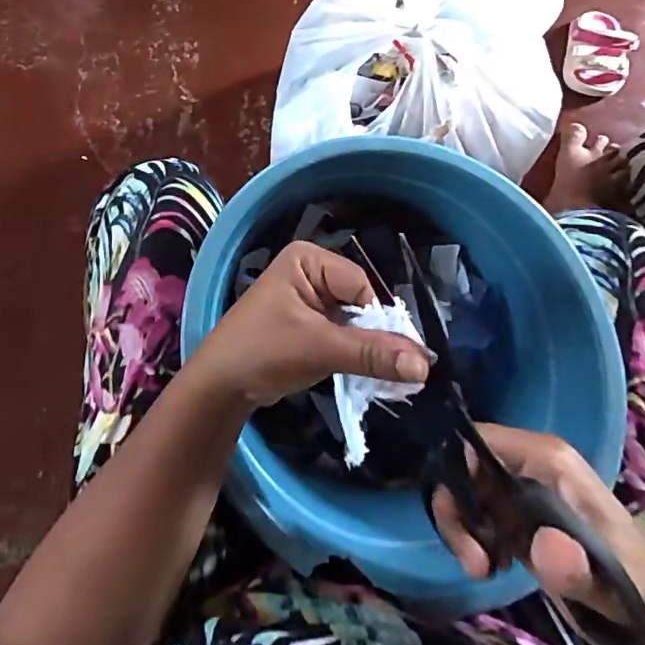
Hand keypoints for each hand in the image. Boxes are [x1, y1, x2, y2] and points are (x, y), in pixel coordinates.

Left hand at [186, 241, 431, 407]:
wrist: (219, 385)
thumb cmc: (262, 351)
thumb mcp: (319, 348)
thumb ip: (371, 353)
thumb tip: (425, 363)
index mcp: (308, 259)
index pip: (361, 285)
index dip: (379, 320)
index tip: (396, 355)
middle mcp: (310, 271)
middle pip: (360, 302)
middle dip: (373, 335)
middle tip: (393, 368)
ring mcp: (308, 298)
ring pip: (354, 321)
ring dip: (365, 348)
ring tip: (375, 374)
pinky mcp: (308, 324)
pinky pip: (342, 334)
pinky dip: (353, 354)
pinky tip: (362, 373)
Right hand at [433, 425, 644, 644]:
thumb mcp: (613, 595)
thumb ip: (577, 571)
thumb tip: (541, 545)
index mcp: (552, 461)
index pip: (478, 439)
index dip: (457, 473)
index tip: (465, 527)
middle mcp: (537, 465)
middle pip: (468, 465)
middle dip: (458, 509)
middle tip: (473, 563)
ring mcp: (532, 491)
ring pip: (471, 490)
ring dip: (465, 529)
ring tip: (483, 570)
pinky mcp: (529, 518)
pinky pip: (484, 514)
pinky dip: (477, 540)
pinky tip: (493, 569)